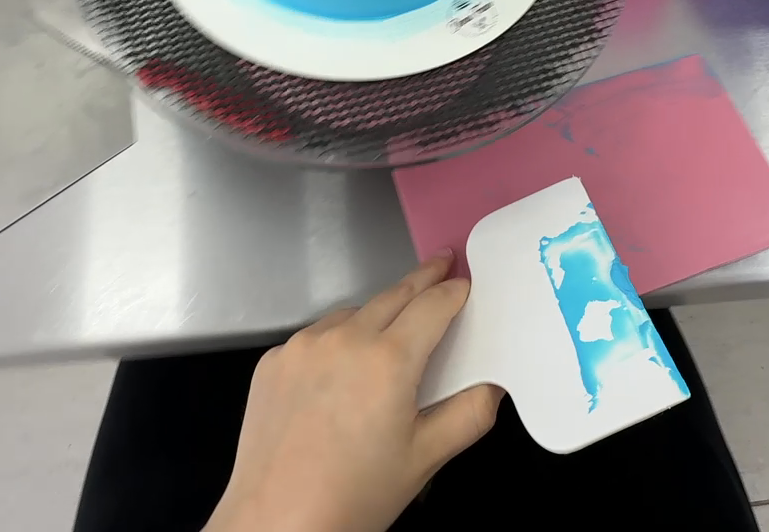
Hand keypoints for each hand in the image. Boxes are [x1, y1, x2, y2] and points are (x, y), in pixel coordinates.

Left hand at [205, 252, 502, 531]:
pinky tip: (338, 377)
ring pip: (353, 312)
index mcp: (389, 360)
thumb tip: (494, 383)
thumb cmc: (352, 498)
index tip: (464, 283)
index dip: (454, 291)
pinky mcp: (274, 359)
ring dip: (376, 315)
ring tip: (388, 339)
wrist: (274, 526)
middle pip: (395, 293)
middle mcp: (344, 339)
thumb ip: (470, 414)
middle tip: (440, 263)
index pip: (433, 304)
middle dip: (423, 278)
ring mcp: (304, 345)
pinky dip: (335, 343)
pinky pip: (316, 336)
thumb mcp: (425, 459)